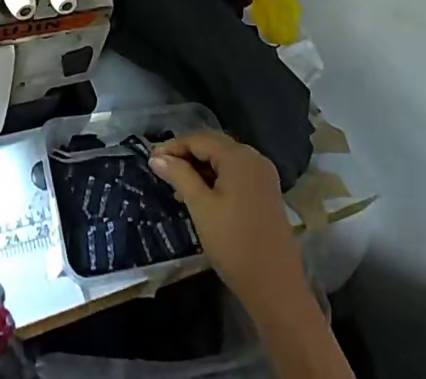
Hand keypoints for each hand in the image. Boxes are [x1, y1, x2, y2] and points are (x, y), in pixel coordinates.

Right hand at [149, 132, 299, 301]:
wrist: (275, 285)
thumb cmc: (233, 243)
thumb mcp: (201, 207)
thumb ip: (179, 176)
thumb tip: (156, 156)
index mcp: (239, 157)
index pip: (199, 140)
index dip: (173, 146)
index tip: (150, 158)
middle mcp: (254, 158)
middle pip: (214, 145)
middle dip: (187, 153)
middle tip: (161, 167)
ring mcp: (263, 175)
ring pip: (225, 159)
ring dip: (200, 166)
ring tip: (177, 182)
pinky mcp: (266, 191)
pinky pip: (236, 173)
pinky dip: (216, 177)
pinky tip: (201, 193)